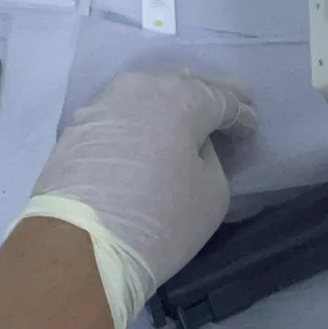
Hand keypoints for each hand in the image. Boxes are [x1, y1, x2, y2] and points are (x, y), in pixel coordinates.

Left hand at [21, 71, 255, 328]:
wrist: (77, 244)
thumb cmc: (158, 219)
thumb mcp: (212, 193)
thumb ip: (209, 157)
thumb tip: (190, 146)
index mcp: (181, 97)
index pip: (222, 98)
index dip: (241, 113)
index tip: (250, 127)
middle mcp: (141, 87)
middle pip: (183, 83)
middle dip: (207, 95)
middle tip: (227, 107)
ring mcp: (104, 102)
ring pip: (147, 92)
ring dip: (169, 102)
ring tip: (186, 117)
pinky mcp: (79, 126)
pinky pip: (121, 113)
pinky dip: (139, 119)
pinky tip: (146, 132)